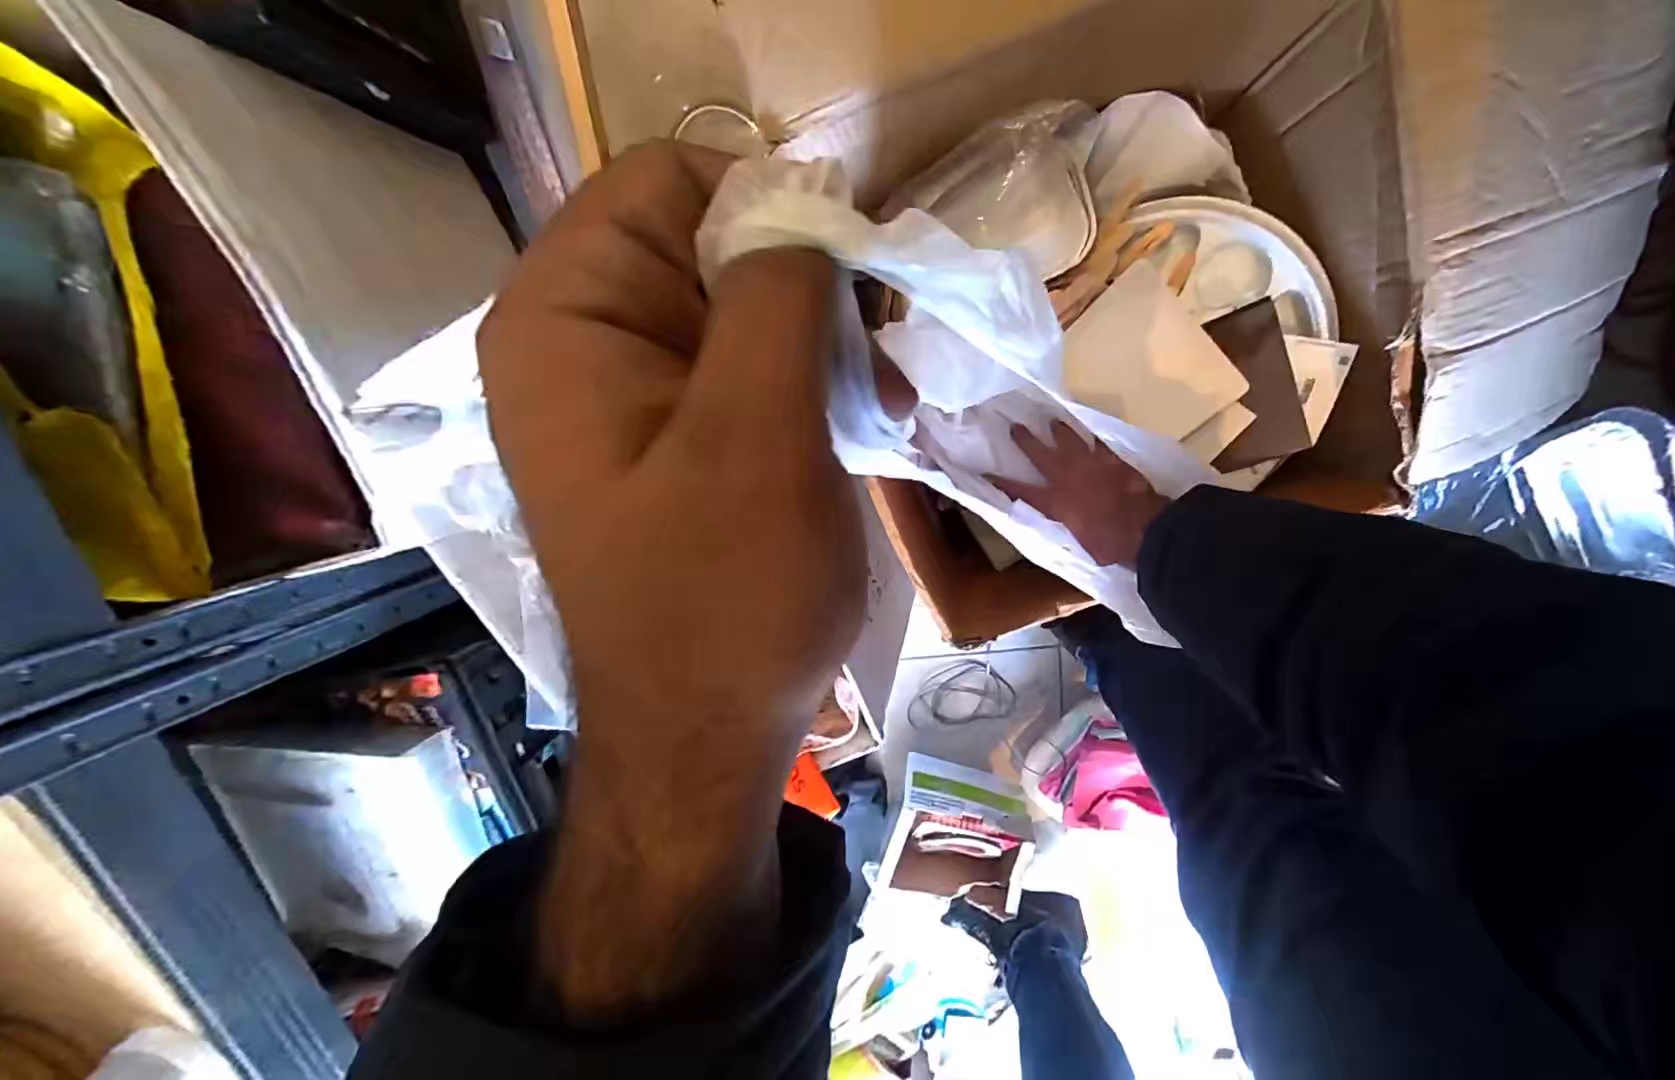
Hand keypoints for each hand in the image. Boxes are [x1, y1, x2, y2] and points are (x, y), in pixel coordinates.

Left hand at [480, 140, 865, 1012]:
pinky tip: (860, 428)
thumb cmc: (729, 599)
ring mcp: (638, 402)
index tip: (857, 278)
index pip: (672, 182)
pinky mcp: (684, 447)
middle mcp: (588, 348)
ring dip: (823, 345)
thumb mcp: (759, 438)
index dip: (773, 208)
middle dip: (809, 287)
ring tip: (882, 402)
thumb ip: (776, 300)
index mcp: (571, 323)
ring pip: (745, 316)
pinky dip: (813, 387)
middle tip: (882, 351)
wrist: (709, 736)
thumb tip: (807, 211)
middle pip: (712, 248)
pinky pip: (753, 377)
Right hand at [988, 420, 1166, 567]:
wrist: (1143, 527)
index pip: (1022, 490)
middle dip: (1027, 440)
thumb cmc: (1109, 544)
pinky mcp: (1113, 459)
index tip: (986, 473)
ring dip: (1061, 431)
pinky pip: (1100, 444)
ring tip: (1054, 421)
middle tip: (1016, 426)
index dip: (1002, 483)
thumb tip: (1073, 526)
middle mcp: (1066, 478)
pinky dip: (1095, 439)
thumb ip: (1071, 528)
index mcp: (1055, 502)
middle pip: (1041, 455)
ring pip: (1070, 441)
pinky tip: (1093, 433)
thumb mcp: (1081, 543)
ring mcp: (1090, 464)